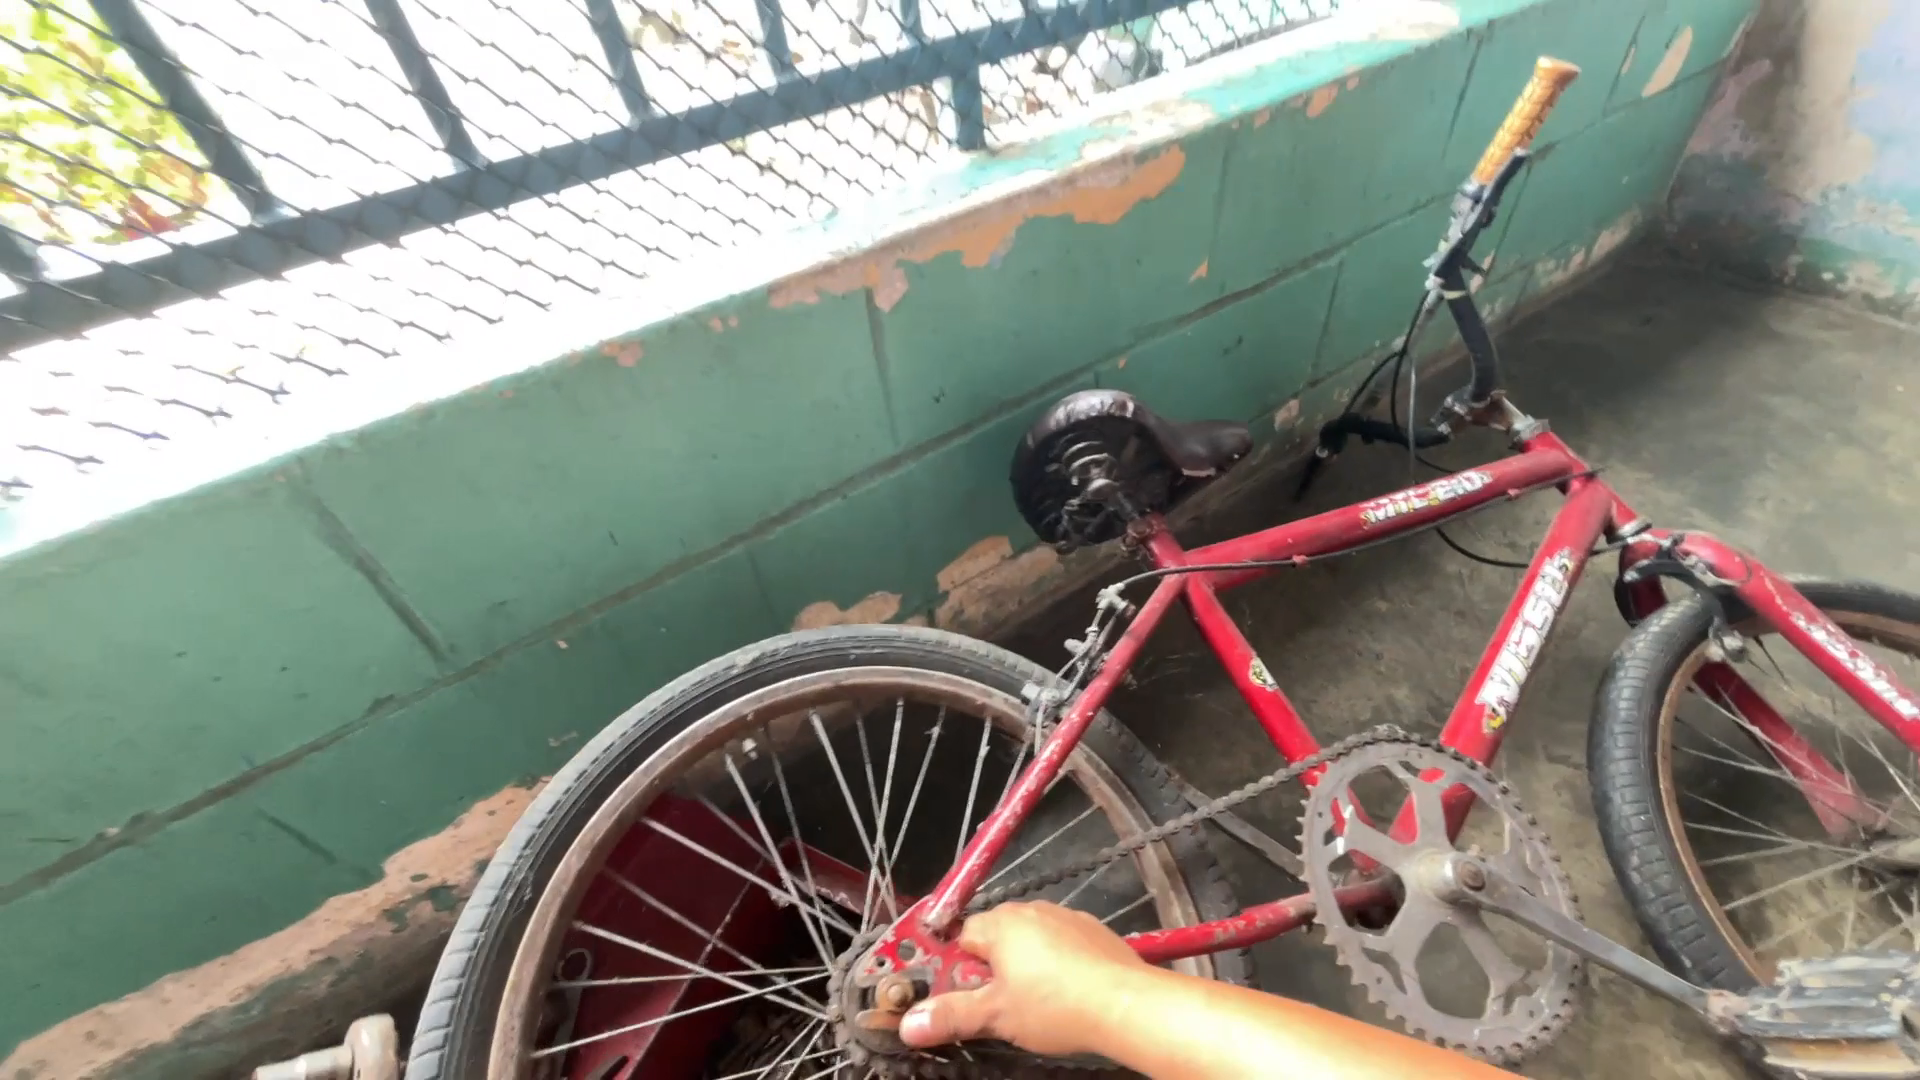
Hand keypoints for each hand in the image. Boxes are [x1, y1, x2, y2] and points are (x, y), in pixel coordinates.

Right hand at [897, 901, 1150, 1057]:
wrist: (1123, 1001)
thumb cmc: (1053, 1005)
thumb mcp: (997, 1016)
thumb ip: (952, 1016)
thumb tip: (908, 1024)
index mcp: (1000, 923)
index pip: (962, 935)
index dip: (957, 967)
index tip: (961, 995)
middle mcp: (1028, 909)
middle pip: (994, 935)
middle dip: (990, 967)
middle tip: (997, 1004)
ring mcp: (1061, 915)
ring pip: (1027, 938)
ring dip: (1022, 962)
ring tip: (1033, 1001)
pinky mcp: (1088, 928)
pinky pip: (1058, 940)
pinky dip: (1054, 960)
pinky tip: (1064, 989)